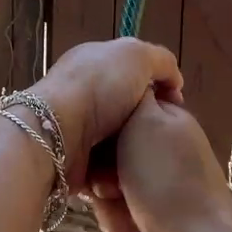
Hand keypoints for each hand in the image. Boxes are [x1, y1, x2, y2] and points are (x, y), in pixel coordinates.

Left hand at [26, 39, 181, 193]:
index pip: (133, 73)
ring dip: (135, 153)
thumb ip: (161, 61)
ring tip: (151, 161)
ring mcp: (79, 128)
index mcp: (95, 63)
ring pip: (121, 144)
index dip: (157, 88)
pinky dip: (119, 174)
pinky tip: (132, 177)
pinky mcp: (76, 160)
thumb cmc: (99, 86)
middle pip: (129, 112)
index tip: (174, 106)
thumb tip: (174, 82)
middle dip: (147, 126)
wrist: (57, 131)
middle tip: (163, 139)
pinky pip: (108, 170)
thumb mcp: (136, 55)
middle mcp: (85, 93)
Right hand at [86, 95, 231, 231]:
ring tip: (129, 226)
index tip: (95, 145)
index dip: (102, 131)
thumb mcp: (146, 120)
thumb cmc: (166, 180)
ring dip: (113, 217)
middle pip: (110, 163)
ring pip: (112, 200)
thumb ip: (136, 98)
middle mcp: (166, 159)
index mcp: (168, 126)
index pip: (122, 117)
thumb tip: (136, 86)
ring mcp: (164, 198)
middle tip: (110, 189)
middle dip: (102, 183)